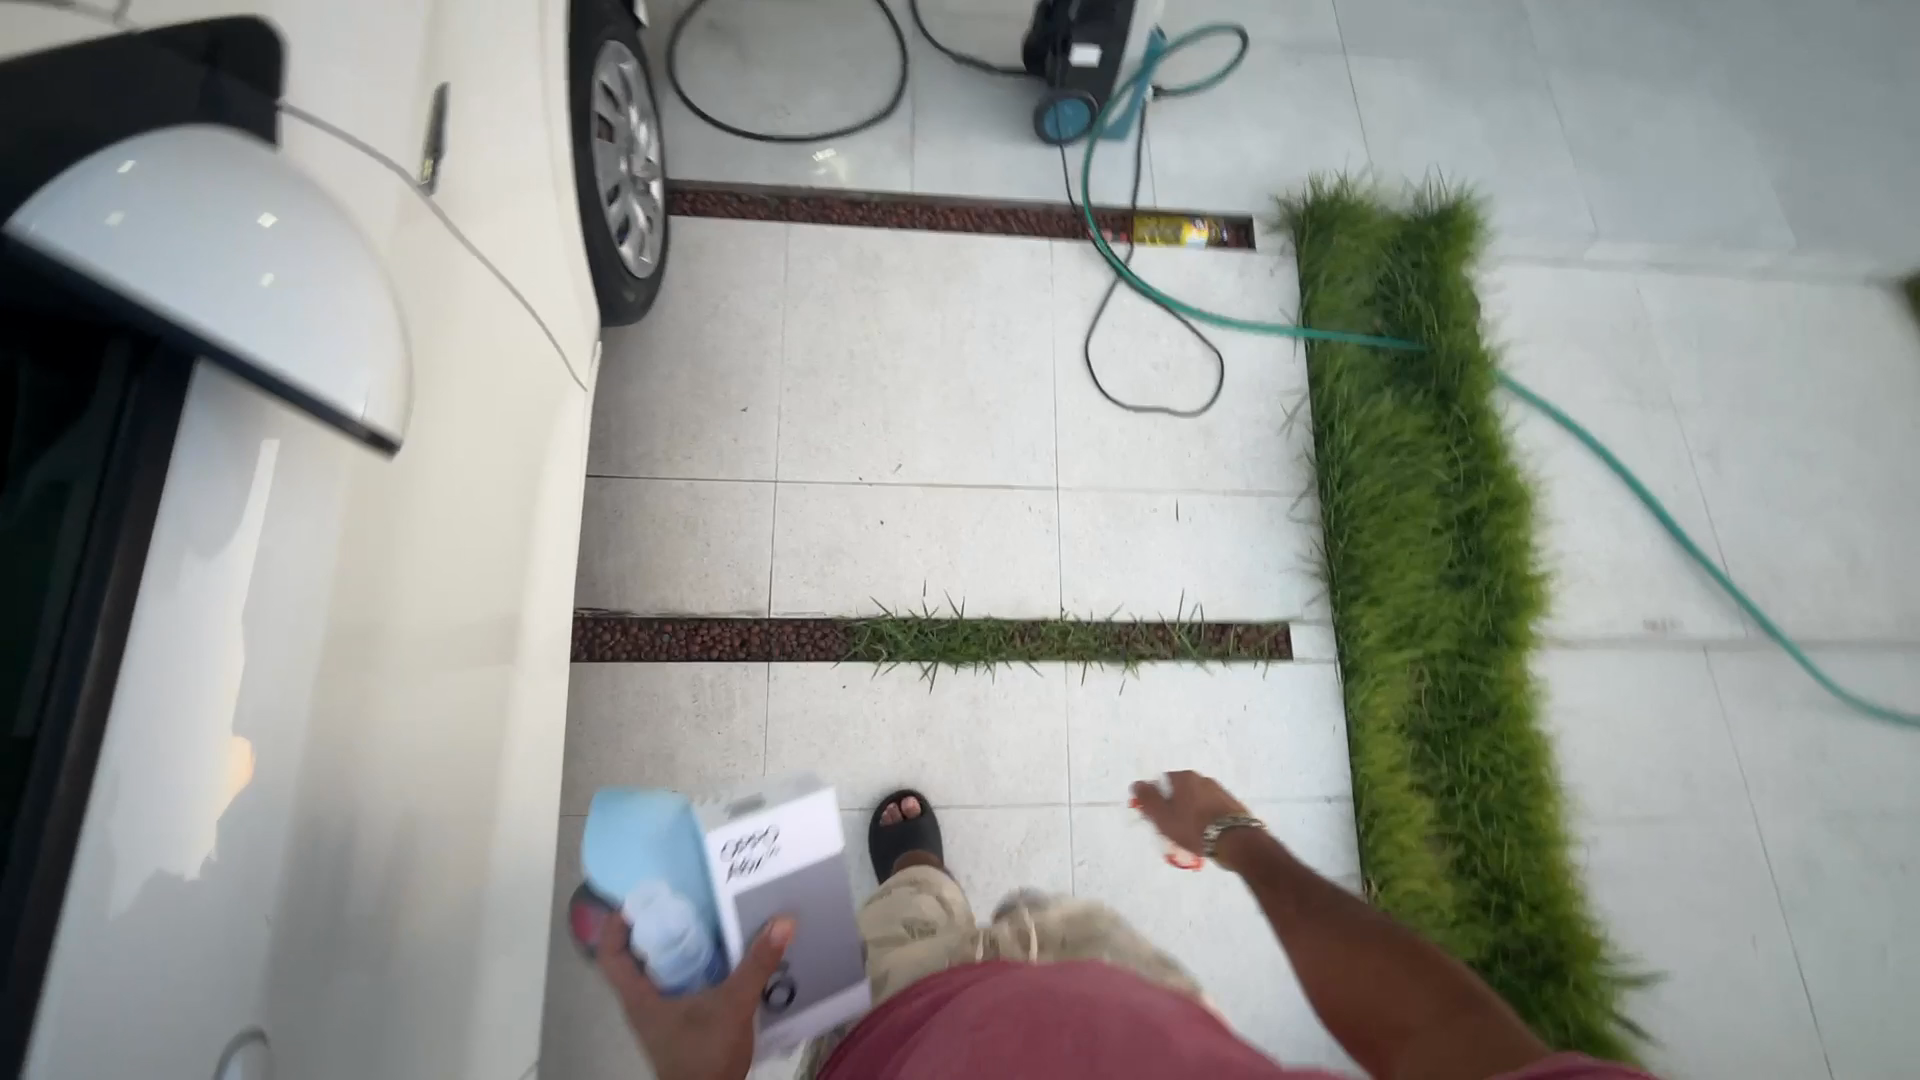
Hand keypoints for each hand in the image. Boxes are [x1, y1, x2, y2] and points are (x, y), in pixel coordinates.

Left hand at [596, 911, 794, 1079]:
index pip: (610, 955)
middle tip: (685, 892)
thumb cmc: (705, 1057)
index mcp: (640, 997)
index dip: (617, 923)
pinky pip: (681, 979)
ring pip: (661, 967)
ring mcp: (662, 1013)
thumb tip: (784, 920)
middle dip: (657, 923)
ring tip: (708, 911)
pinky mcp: (681, 1019)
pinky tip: (724, 948)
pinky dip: (695, 960)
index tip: (640, 895)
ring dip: (678, 941)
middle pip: (638, 954)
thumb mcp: (733, 1005)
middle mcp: (645, 1002)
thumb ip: (757, 964)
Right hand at [1130, 770, 1258, 867]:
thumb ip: (1147, 799)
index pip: (1161, 783)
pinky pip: (1212, 812)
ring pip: (1196, 804)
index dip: (1156, 801)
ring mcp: (1220, 792)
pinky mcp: (1233, 807)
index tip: (1156, 819)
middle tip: (1172, 831)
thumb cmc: (1193, 827)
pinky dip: (1206, 822)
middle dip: (1173, 810)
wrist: (1236, 841)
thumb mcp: (1162, 816)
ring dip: (1190, 817)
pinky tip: (1206, 838)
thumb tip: (1136, 784)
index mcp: (1184, 777)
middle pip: (1179, 793)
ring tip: (1191, 839)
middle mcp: (1202, 779)